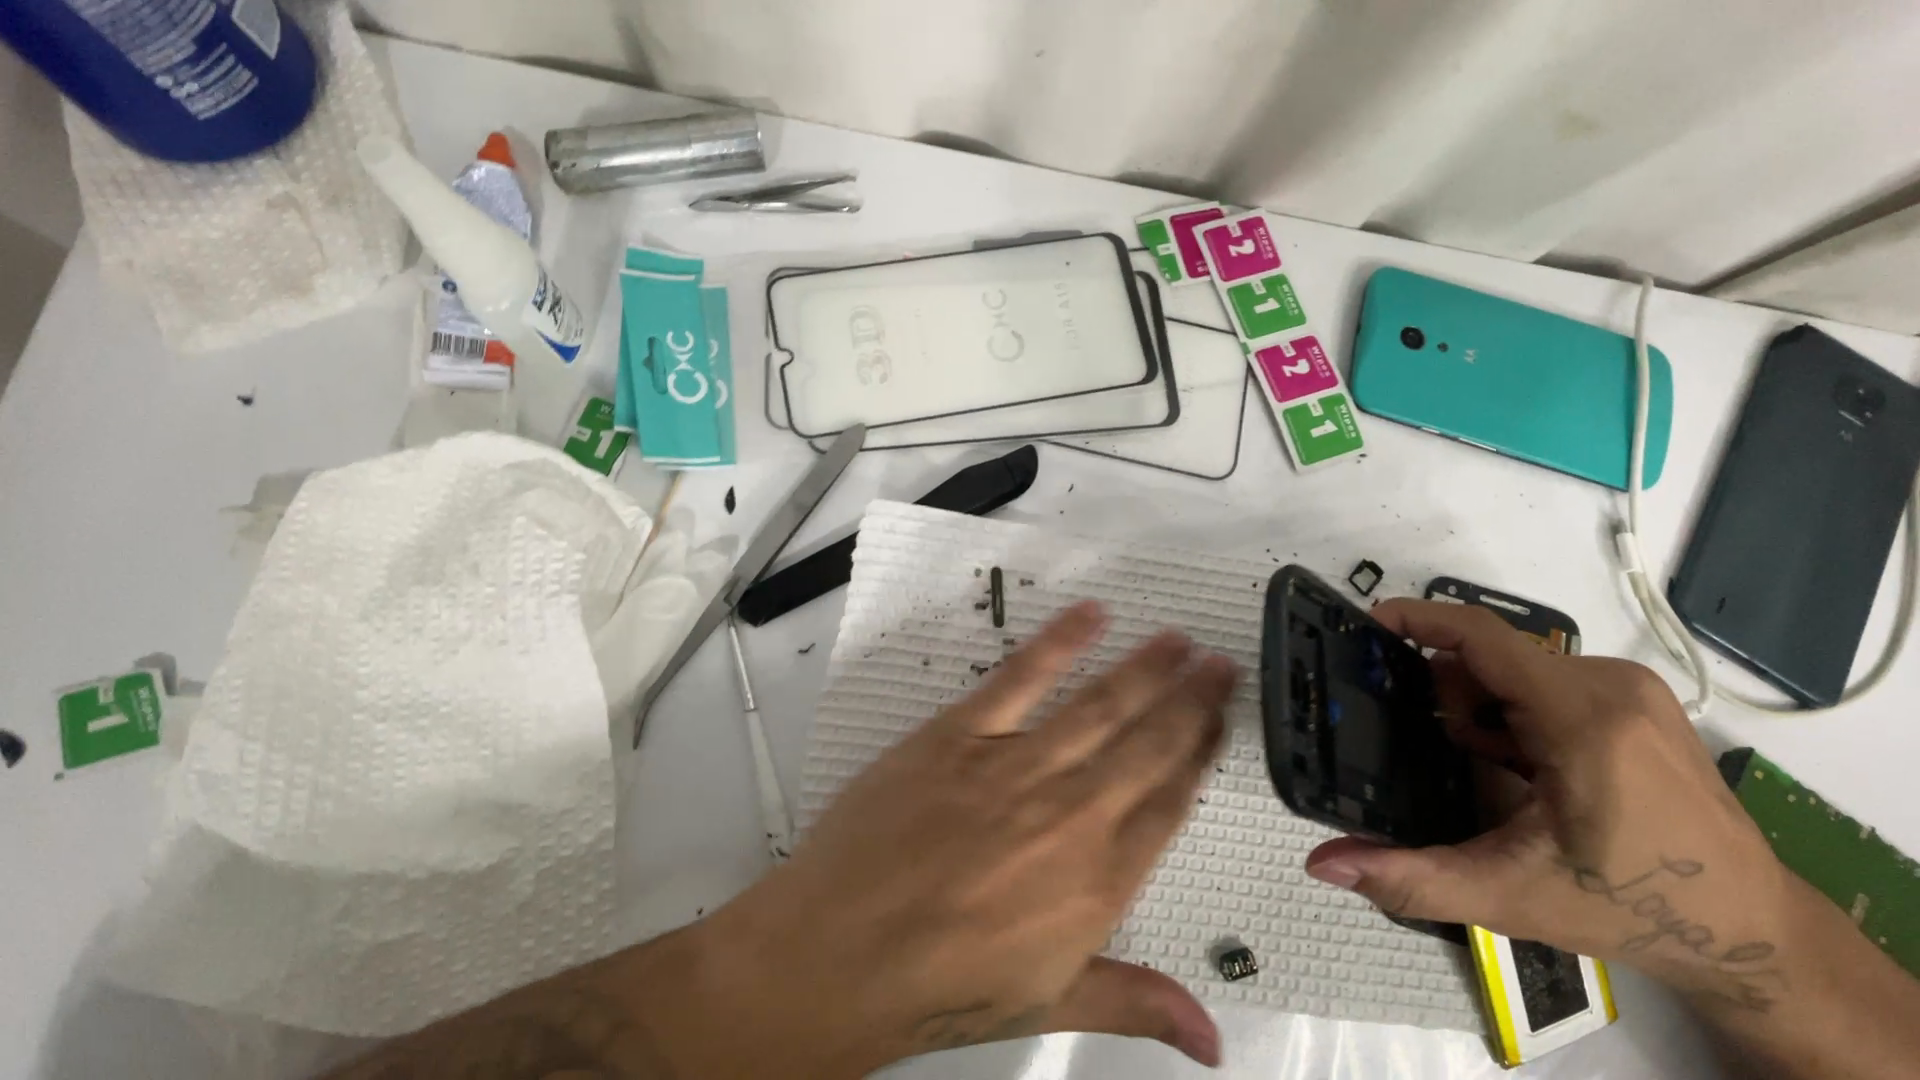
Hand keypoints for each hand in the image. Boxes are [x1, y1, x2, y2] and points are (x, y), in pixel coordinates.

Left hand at [642, 602, 1235, 1075]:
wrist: (842, 953)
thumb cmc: (945, 985)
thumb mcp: (1051, 1003)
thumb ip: (1138, 1003)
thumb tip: (1214, 1044)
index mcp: (1101, 877)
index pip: (1171, 803)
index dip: (1201, 758)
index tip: (1222, 724)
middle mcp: (1074, 812)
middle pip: (1150, 745)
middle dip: (1192, 701)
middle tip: (1222, 665)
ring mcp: (1016, 765)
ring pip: (1100, 705)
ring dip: (1145, 669)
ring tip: (1179, 641)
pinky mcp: (959, 734)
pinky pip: (1022, 677)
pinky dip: (1060, 642)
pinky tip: (1091, 615)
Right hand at [1303, 599, 1793, 1008]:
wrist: (1751, 929)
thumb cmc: (1635, 906)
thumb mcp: (1511, 896)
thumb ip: (1413, 879)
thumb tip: (1326, 864)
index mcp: (1584, 719)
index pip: (1484, 636)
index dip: (1418, 619)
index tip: (1364, 628)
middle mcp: (1611, 687)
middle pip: (1492, 657)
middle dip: (1448, 695)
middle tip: (1437, 750)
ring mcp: (1631, 691)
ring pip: (1518, 669)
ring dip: (1480, 706)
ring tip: (1485, 767)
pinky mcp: (1638, 703)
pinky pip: (1549, 681)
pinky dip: (1514, 711)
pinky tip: (1519, 763)